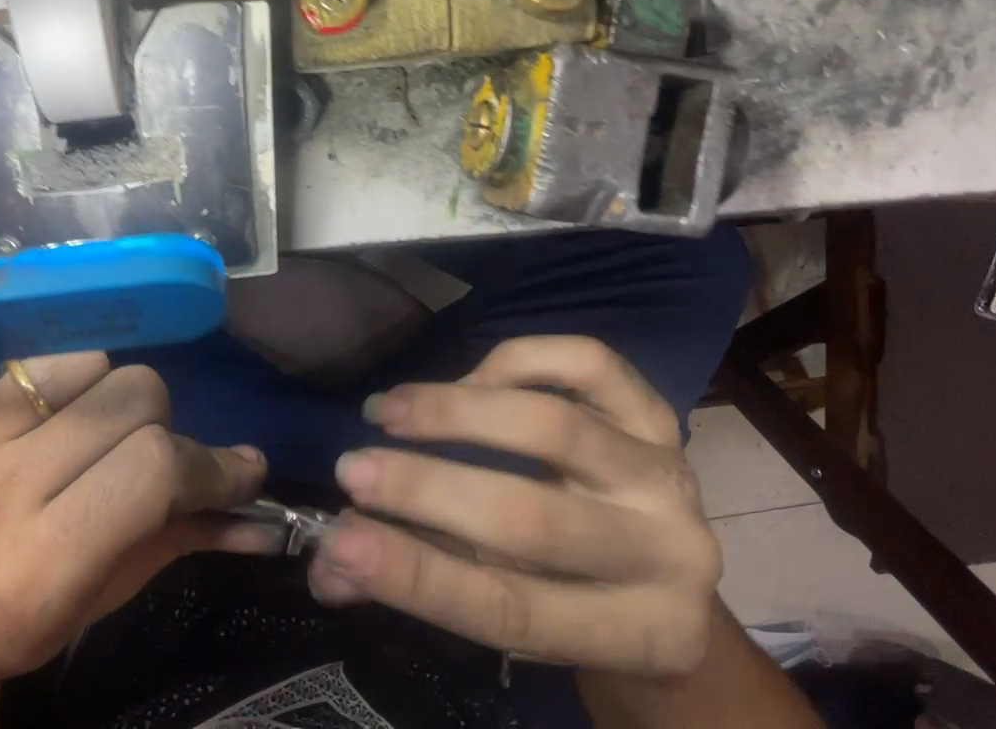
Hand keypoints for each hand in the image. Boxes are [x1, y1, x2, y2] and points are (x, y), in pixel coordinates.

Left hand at [0, 354, 271, 726]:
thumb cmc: (2, 625)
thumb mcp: (96, 603)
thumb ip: (181, 544)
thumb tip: (262, 514)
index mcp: (41, 559)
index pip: (156, 464)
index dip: (207, 463)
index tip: (231, 472)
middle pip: (128, 394)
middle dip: (154, 424)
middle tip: (138, 455)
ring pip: (78, 356)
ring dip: (97, 386)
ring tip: (80, 423)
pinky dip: (27, 349)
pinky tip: (34, 383)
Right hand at [308, 336, 722, 677]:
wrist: (661, 567)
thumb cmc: (567, 593)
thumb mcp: (500, 607)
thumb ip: (415, 582)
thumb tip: (327, 564)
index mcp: (632, 633)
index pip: (510, 608)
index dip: (416, 575)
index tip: (339, 539)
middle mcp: (668, 556)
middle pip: (532, 520)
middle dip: (424, 490)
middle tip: (348, 470)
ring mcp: (668, 475)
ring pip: (555, 429)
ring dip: (454, 414)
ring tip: (386, 412)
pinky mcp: (660, 415)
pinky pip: (588, 364)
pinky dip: (515, 363)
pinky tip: (464, 380)